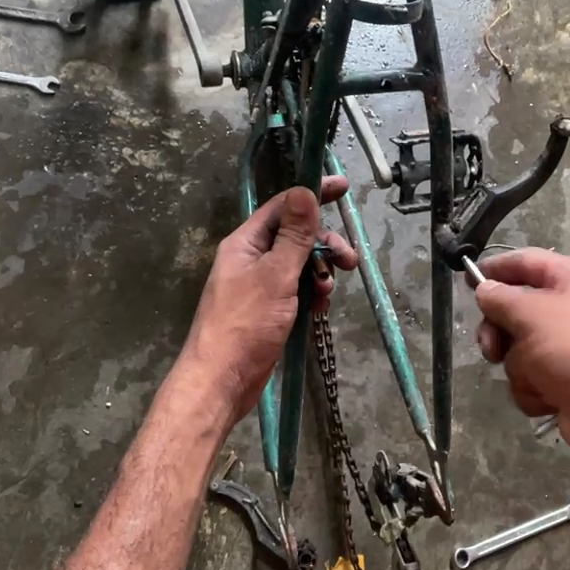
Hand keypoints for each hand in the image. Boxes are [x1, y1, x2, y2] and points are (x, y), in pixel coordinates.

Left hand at [181, 177, 357, 421]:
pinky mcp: (269, 308)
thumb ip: (294, 235)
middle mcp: (252, 258)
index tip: (343, 187)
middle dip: (325, 245)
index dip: (313, 194)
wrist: (221, 382)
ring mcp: (260, 284)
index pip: (283, 206)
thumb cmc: (245, 324)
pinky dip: (311, 294)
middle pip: (296, 236)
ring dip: (320, 273)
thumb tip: (304, 191)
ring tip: (327, 293)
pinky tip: (318, 309)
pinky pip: (297, 289)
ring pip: (300, 264)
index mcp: (246, 242)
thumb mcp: (276, 275)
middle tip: (349, 261)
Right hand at [474, 249, 569, 470]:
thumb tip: (486, 289)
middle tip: (491, 348)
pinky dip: (533, 389)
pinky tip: (547, 398)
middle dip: (500, 331)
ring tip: (532, 378)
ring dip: (519, 366)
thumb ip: (499, 297)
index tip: (467, 280)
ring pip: (520, 348)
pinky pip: (532, 377)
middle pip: (518, 309)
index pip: (526, 261)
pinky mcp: (569, 381)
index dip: (495, 269)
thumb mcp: (529, 314)